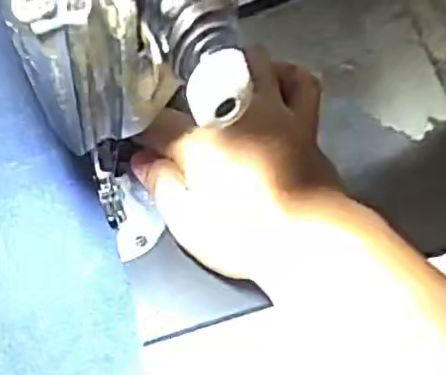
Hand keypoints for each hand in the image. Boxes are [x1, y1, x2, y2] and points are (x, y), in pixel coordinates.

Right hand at [132, 49, 346, 283]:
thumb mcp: (187, 222)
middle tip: (183, 120)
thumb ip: (162, 187)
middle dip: (187, 95)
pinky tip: (278, 82)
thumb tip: (142, 163)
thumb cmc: (242, 236)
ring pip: (255, 64)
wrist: (305, 238)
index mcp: (198, 141)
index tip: (139, 147)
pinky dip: (287, 77)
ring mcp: (275, 112)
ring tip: (228, 89)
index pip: (159, 125)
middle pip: (205, 81)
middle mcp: (235, 113)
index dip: (144, 135)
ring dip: (237, 69)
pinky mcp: (306, 124)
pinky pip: (300, 84)